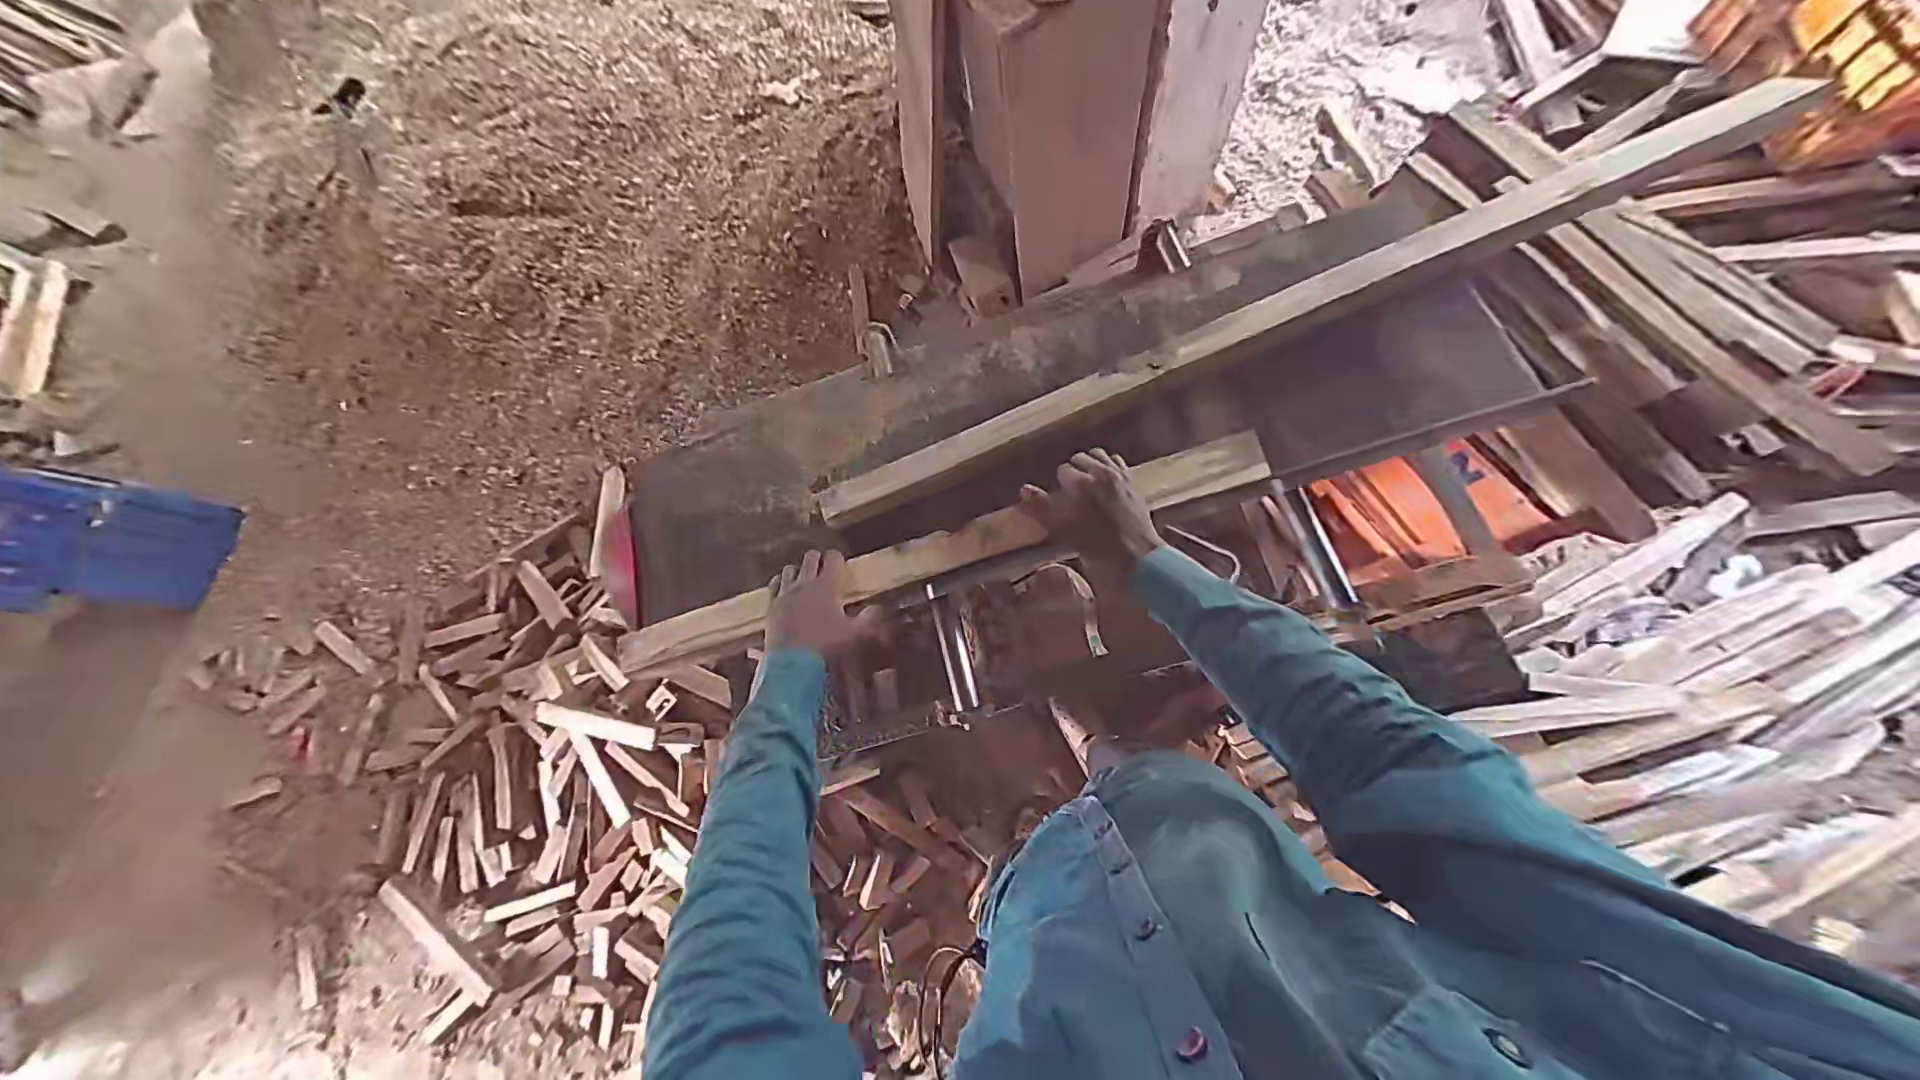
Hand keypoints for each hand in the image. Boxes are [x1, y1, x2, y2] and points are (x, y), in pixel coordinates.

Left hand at [764, 549, 882, 656]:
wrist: (791, 662)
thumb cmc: (826, 645)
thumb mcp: (854, 633)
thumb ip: (869, 618)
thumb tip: (878, 608)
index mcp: (827, 586)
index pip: (832, 558)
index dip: (837, 558)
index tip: (840, 565)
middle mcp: (805, 583)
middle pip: (811, 557)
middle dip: (819, 560)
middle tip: (824, 571)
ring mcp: (785, 592)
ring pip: (790, 568)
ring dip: (799, 571)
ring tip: (805, 581)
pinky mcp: (771, 604)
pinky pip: (775, 583)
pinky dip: (782, 582)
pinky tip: (787, 590)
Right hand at [1019, 450, 1165, 576]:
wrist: (1135, 554)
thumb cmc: (1096, 545)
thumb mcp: (1063, 530)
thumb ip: (1041, 508)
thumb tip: (1023, 489)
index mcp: (1080, 484)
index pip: (1062, 471)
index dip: (1060, 485)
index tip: (1063, 500)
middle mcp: (1099, 472)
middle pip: (1079, 458)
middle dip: (1073, 471)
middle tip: (1074, 491)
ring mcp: (1118, 474)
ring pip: (1098, 455)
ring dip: (1090, 464)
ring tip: (1088, 481)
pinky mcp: (1132, 479)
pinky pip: (1116, 461)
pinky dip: (1108, 465)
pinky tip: (1105, 480)